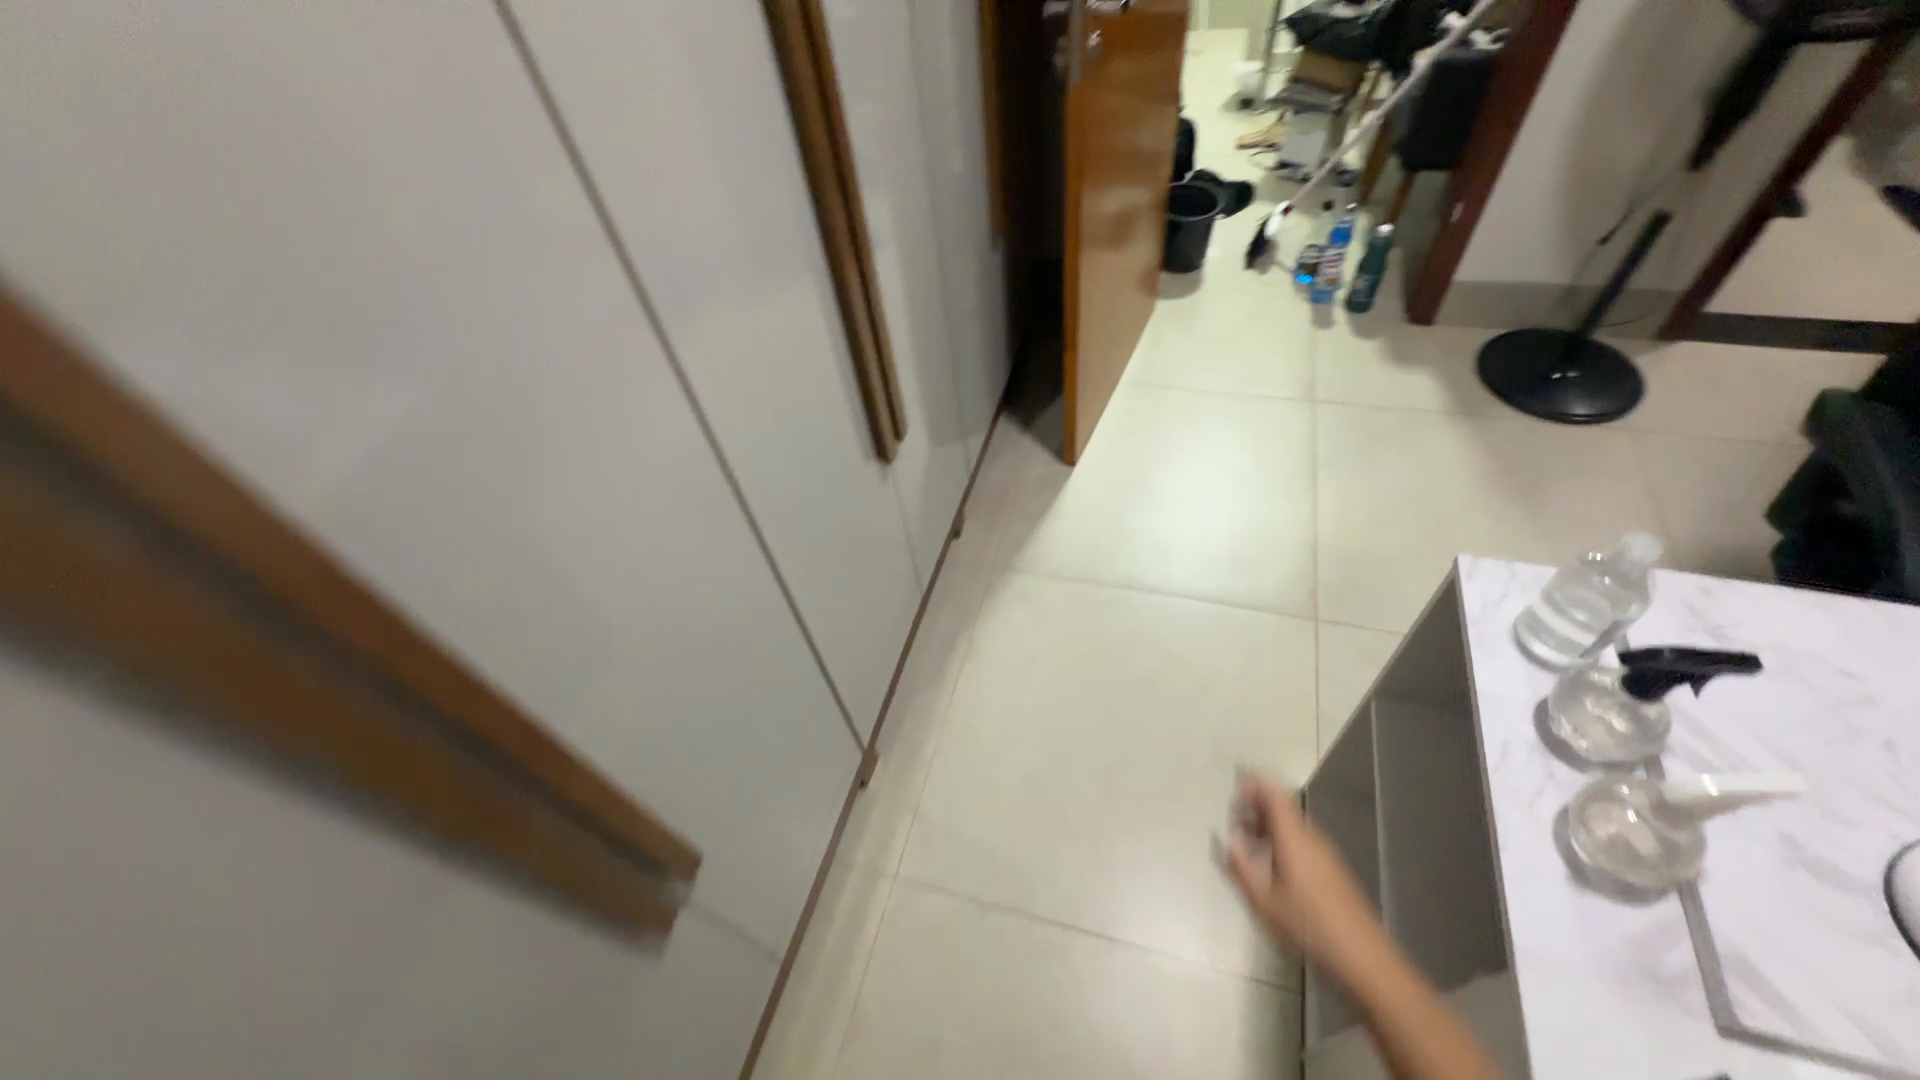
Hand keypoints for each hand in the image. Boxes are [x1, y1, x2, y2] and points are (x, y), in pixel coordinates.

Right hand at [1223, 770, 1387, 979]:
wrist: (1364, 960)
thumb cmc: (1309, 928)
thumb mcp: (1263, 902)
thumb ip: (1240, 867)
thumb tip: (1225, 839)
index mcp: (1294, 839)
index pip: (1274, 794)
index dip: (1254, 783)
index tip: (1234, 784)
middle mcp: (1312, 839)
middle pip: (1283, 808)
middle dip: (1256, 807)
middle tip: (1233, 821)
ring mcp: (1326, 855)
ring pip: (1292, 827)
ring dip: (1268, 827)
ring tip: (1247, 844)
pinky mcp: (1333, 872)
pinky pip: (1302, 842)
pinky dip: (1282, 842)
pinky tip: (1271, 867)